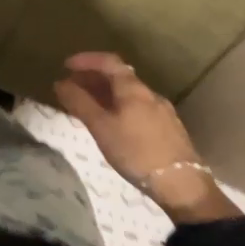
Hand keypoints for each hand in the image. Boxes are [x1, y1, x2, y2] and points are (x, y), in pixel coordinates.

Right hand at [54, 52, 239, 223]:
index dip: (86, 60)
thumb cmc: (136, 151)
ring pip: (129, 94)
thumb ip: (79, 102)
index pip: (109, 62)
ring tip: (88, 108)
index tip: (66, 66)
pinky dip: (119, 107)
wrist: (183, 185)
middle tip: (72, 88)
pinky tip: (114, 125)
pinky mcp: (169, 129)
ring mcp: (163, 112)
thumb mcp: (100, 127)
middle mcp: (151, 95)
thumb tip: (60, 83)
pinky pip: (138, 108)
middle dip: (93, 79)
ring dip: (106, 94)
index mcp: (134, 89)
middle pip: (119, 77)